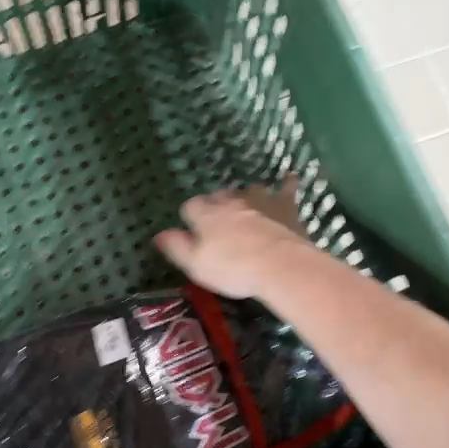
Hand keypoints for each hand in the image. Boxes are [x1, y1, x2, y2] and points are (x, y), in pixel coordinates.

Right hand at [154, 179, 311, 298]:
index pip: (190, 206)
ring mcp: (259, 200)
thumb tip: (159, 234)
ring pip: (248, 190)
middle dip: (217, 205)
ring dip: (245, 197)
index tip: (193, 229)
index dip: (190, 217)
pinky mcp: (284, 205)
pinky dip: (286, 183)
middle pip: (218, 196)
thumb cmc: (234, 269)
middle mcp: (231, 201)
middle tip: (220, 222)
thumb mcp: (196, 265)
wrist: (279, 265)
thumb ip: (177, 247)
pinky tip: (290, 178)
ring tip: (247, 206)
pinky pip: (286, 187)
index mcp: (206, 215)